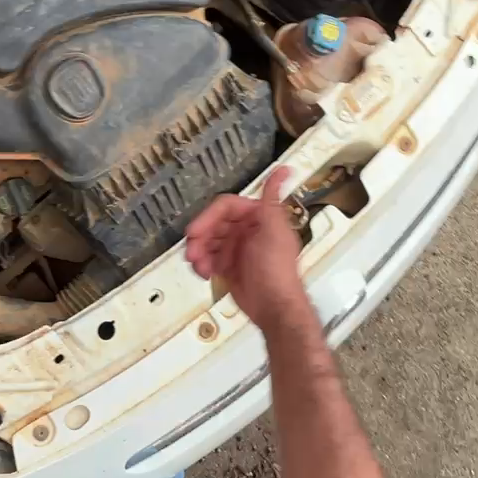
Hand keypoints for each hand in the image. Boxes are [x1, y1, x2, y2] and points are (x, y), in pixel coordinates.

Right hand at [184, 168, 311, 332]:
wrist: (274, 308)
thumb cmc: (277, 270)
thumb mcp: (274, 230)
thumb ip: (272, 199)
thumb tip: (284, 170)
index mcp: (258, 218)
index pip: (226, 207)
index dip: (209, 217)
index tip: (196, 230)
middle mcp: (246, 231)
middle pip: (213, 225)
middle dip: (200, 238)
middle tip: (192, 251)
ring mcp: (237, 249)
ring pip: (208, 242)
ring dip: (199, 252)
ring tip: (198, 265)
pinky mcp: (228, 266)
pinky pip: (208, 259)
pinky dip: (202, 265)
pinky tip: (204, 273)